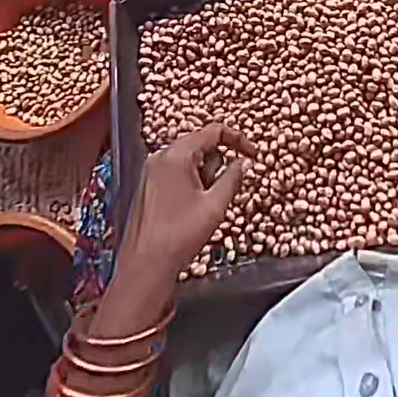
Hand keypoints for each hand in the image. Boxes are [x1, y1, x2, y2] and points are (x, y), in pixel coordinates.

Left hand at [97, 124, 255, 332]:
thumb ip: (233, 177)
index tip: (253, 154)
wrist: (145, 265)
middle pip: (200, 145)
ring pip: (189, 161)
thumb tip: (242, 162)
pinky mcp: (147, 186)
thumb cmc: (179, 235)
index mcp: (176, 155)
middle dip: (217, 164)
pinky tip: (190, 209)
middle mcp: (160, 157)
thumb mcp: (215, 205)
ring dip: (203, 176)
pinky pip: (176, 173)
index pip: (213, 131)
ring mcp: (151, 171)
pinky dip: (190, 183)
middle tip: (219, 192)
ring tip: (203, 206)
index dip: (238, 139)